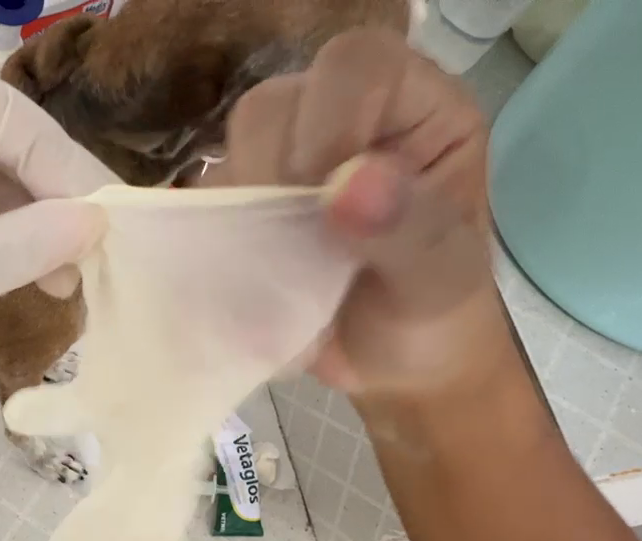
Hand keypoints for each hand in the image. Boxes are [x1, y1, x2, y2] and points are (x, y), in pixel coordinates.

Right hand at [200, 28, 508, 398]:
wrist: (390, 373)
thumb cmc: (432, 317)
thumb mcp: (442, 281)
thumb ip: (411, 229)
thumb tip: (348, 184)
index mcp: (411, 114)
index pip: (356, 66)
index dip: (328, 119)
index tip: (325, 197)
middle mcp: (339, 128)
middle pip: (270, 108)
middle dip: (269, 178)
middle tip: (291, 246)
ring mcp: (279, 175)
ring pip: (225, 161)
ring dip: (236, 223)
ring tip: (271, 279)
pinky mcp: (237, 220)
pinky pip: (199, 218)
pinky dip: (210, 256)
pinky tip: (242, 292)